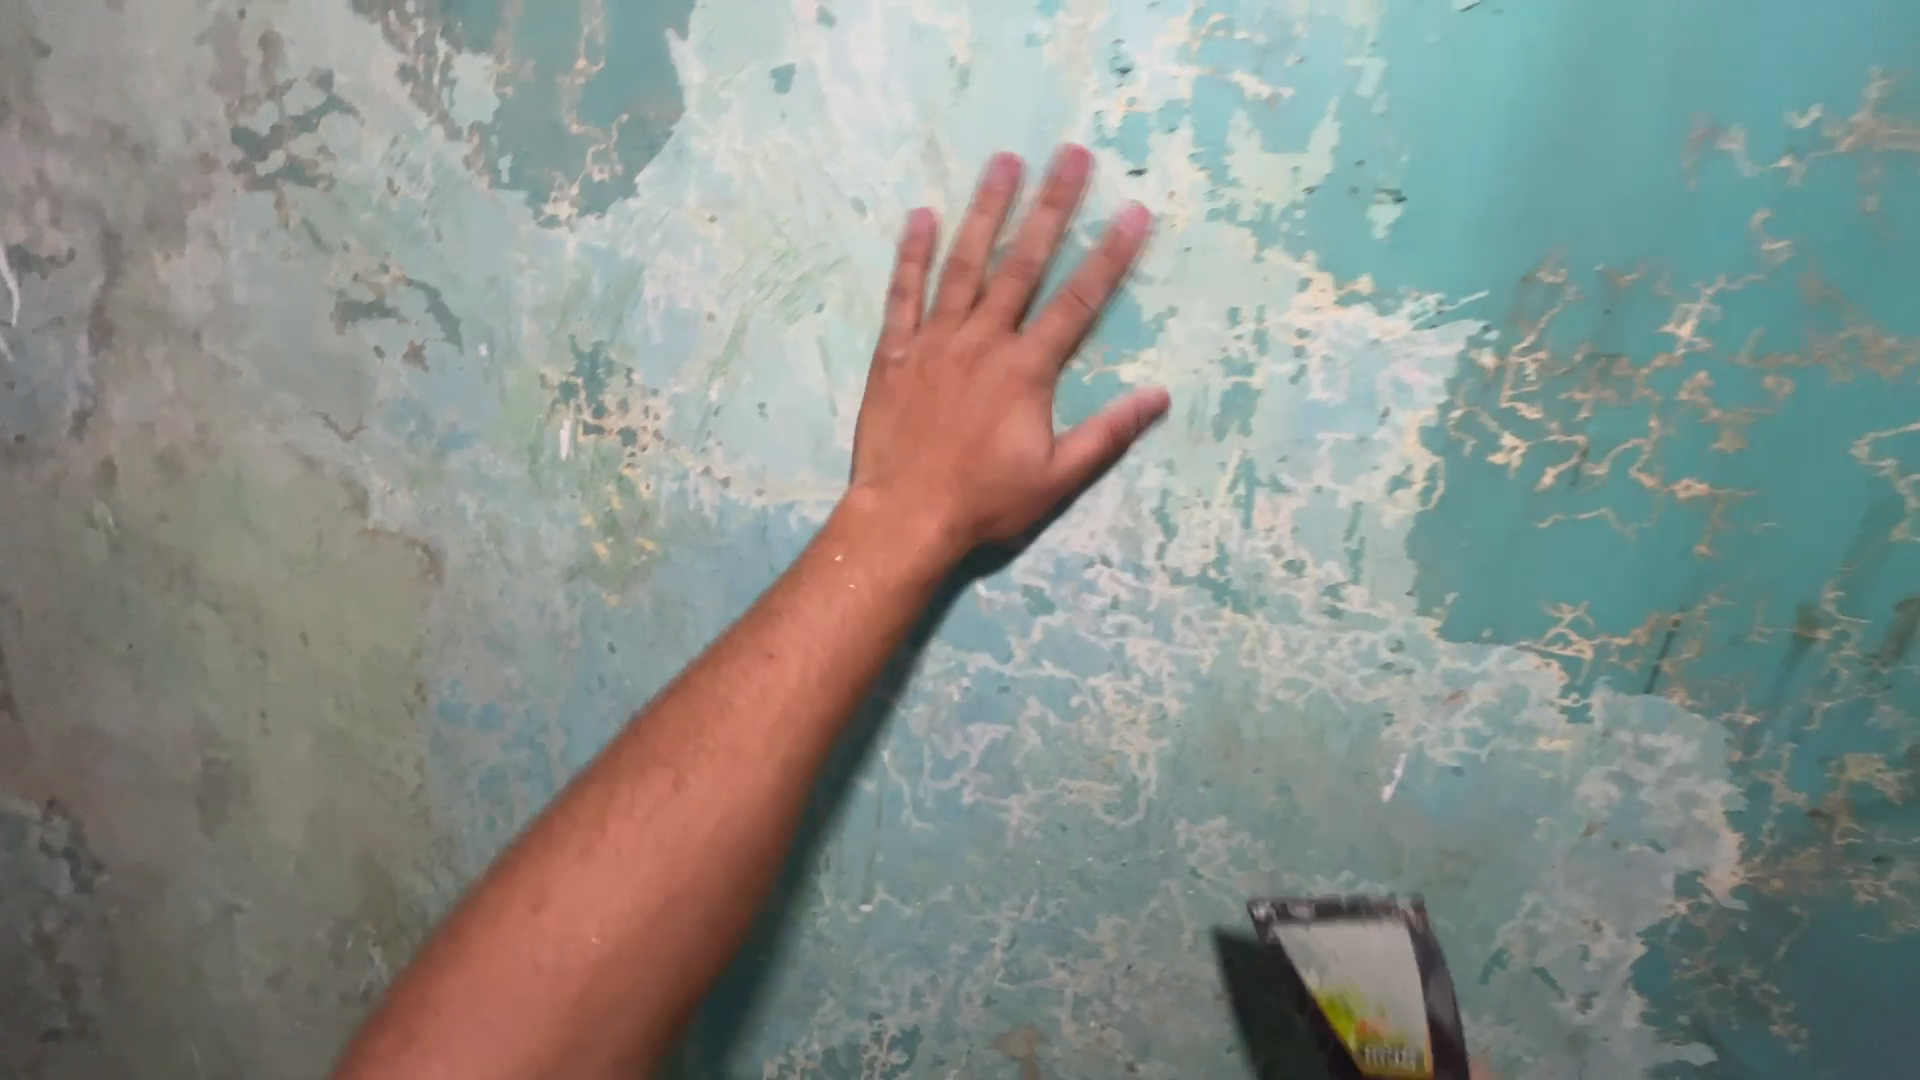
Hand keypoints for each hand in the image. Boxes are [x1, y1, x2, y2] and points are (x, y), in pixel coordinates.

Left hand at [845, 144, 1169, 557]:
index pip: (1078, 301)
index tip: (1134, 211)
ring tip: (1004, 162)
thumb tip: (1160, 397)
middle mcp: (983, 340)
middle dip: (1052, 207)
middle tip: (1070, 154)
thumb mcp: (1056, 478)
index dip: (1110, 256)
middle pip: (1023, 264)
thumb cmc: (984, 501)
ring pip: (964, 265)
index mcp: (1026, 369)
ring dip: (986, 211)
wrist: (906, 516)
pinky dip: (912, 254)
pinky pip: (904, 294)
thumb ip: (1107, 434)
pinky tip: (922, 216)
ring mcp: (935, 341)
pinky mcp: (896, 353)